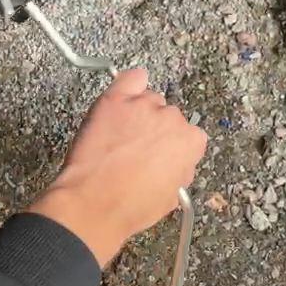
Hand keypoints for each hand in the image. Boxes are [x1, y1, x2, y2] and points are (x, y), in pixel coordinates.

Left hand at [26, 67, 207, 266]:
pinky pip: (131, 79)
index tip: (163, 156)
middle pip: (169, 115)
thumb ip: (179, 172)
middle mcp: (170, 119)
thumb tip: (174, 166)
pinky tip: (127, 93)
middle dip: (156, 130)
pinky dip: (132, 82)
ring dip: (139, 112)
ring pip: (148, 98)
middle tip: (137, 149)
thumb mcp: (170, 197)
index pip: (190, 136)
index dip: (174, 148)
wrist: (94, 204)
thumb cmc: (130, 206)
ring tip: (121, 134)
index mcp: (189, 142)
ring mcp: (141, 106)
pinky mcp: (115, 101)